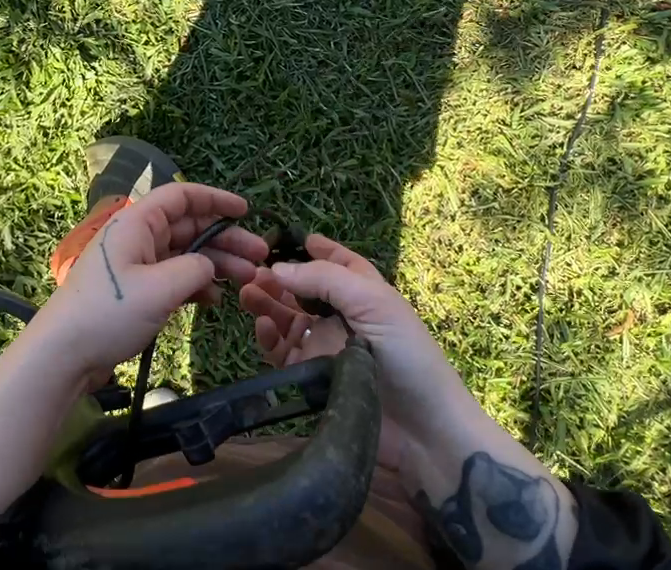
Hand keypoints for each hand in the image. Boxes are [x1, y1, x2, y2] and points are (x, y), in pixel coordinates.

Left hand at [28, 182, 267, 386]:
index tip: (247, 211)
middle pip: (188, 227)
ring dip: (216, 264)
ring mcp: (136, 264)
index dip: (215, 199)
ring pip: (185, 253)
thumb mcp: (159, 288)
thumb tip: (210, 265)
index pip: (181, 196)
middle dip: (225, 239)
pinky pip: (174, 276)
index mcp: (137, 223)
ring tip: (248, 281)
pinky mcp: (136, 291)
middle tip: (260, 258)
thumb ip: (194, 268)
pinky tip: (215, 299)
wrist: (64, 354)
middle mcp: (137, 237)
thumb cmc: (109, 312)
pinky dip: (196, 284)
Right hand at [239, 245, 411, 468]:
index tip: (285, 238)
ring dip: (266, 302)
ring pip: (286, 317)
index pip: (339, 263)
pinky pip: (282, 350)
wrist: (422, 431)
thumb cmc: (407, 355)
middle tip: (251, 271)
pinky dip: (268, 336)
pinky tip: (262, 326)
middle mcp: (343, 316)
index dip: (317, 249)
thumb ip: (324, 279)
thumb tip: (277, 270)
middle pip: (303, 289)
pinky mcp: (311, 376)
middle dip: (278, 277)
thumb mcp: (373, 303)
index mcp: (365, 293)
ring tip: (248, 294)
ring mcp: (325, 346)